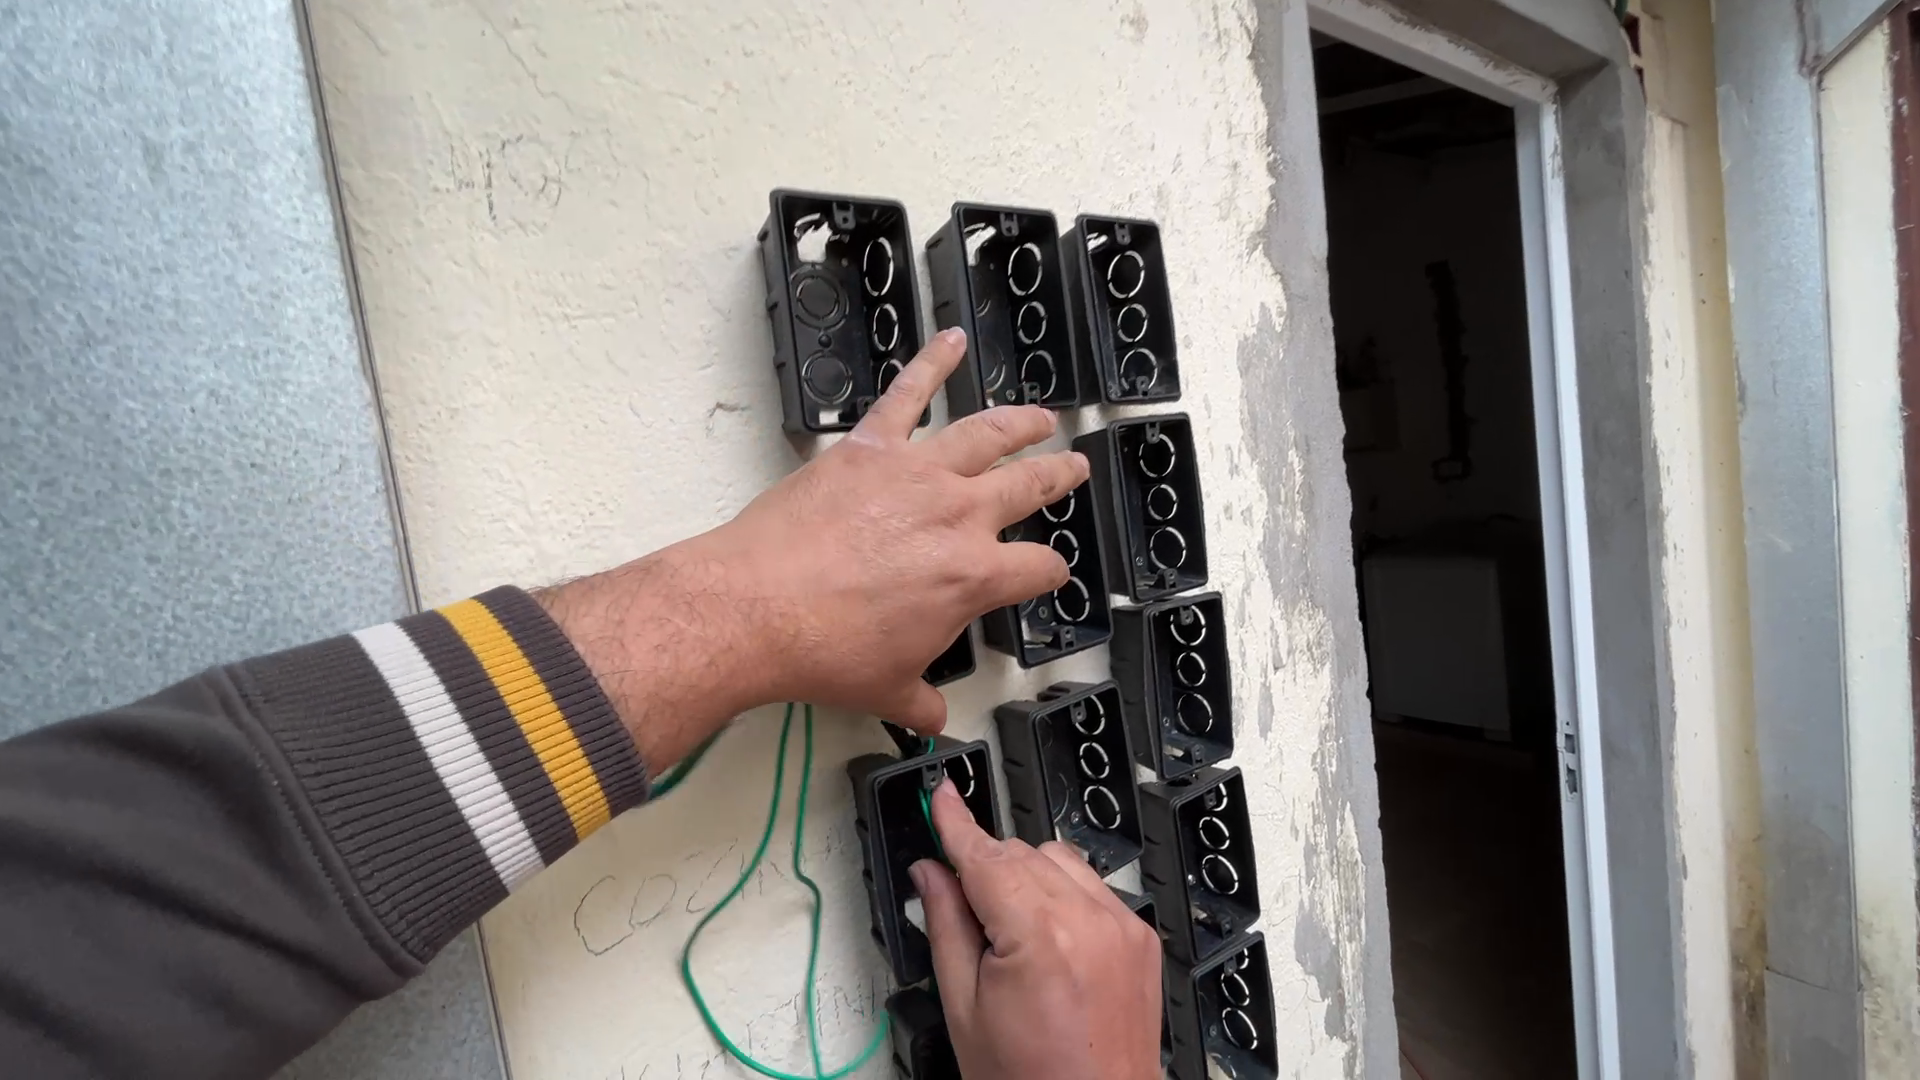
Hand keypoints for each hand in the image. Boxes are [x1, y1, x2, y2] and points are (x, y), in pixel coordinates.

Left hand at [539, 328, 1088, 768]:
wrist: (755, 610)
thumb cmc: (823, 650)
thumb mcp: (886, 688)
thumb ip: (922, 703)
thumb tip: (933, 719)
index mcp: (973, 577)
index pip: (1037, 568)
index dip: (1050, 573)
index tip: (1049, 572)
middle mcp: (958, 517)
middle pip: (1029, 487)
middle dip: (1059, 478)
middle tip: (1075, 467)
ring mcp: (916, 475)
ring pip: (987, 434)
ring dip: (1021, 422)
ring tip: (1042, 415)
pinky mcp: (870, 449)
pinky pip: (907, 394)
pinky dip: (932, 362)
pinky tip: (951, 339)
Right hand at [913, 779, 1162, 1079]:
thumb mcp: (964, 1009)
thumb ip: (945, 925)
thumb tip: (930, 872)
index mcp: (1040, 936)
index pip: (984, 855)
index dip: (956, 821)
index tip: (941, 793)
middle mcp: (1089, 920)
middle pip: (1018, 852)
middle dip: (986, 870)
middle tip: (969, 917)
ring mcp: (1121, 925)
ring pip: (1055, 858)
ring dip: (1025, 877)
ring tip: (1014, 936)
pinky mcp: (1139, 935)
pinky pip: (1090, 883)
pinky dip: (1062, 894)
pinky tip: (1050, 940)